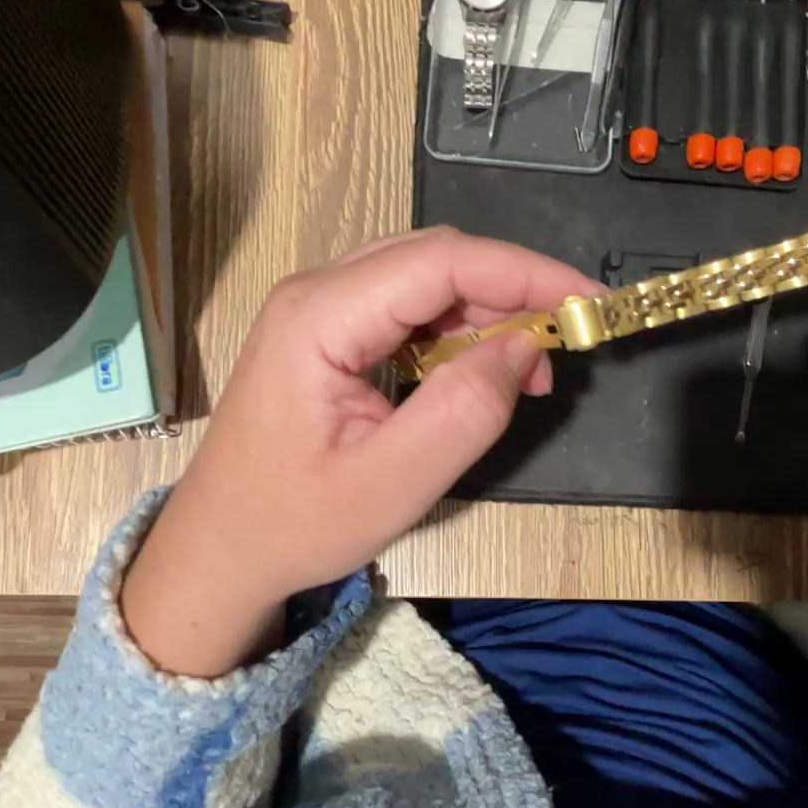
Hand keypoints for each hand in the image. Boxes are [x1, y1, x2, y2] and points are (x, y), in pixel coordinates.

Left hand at [121, 228, 602, 675]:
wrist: (220, 549)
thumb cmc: (293, 525)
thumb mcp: (389, 485)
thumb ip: (462, 412)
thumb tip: (524, 346)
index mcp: (319, 316)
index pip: (442, 262)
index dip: (525, 272)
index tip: (588, 302)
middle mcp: (316, 292)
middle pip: (434, 259)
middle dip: (511, 290)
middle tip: (563, 344)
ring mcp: (318, 309)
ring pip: (424, 280)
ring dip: (486, 312)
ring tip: (529, 371)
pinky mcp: (327, 333)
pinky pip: (406, 310)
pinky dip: (456, 332)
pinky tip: (481, 371)